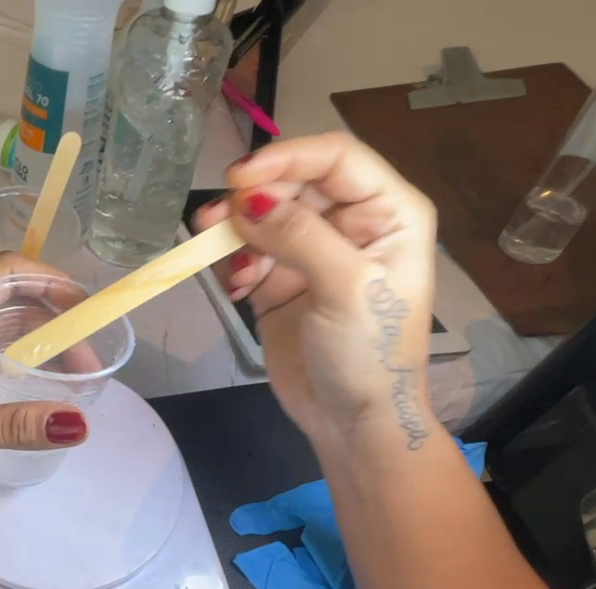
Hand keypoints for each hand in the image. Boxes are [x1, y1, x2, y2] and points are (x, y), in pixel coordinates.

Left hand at [0, 253, 90, 498]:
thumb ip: (14, 425)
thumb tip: (78, 423)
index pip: (4, 273)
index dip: (49, 280)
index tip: (86, 309)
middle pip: (9, 299)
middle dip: (54, 317)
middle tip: (91, 354)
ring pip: (1, 329)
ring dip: (40, 343)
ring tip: (77, 371)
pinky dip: (22, 363)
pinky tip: (42, 385)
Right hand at [193, 133, 439, 452]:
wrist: (352, 422)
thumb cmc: (370, 353)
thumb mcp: (346, 289)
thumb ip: (299, 237)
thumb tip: (246, 200)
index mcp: (387, 213)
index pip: (335, 160)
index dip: (286, 160)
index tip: (237, 179)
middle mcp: (349, 226)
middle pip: (292, 188)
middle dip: (251, 200)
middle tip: (210, 220)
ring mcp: (310, 257)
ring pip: (263, 222)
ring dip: (233, 233)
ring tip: (208, 250)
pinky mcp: (278, 287)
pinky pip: (247, 258)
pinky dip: (232, 266)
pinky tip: (233, 287)